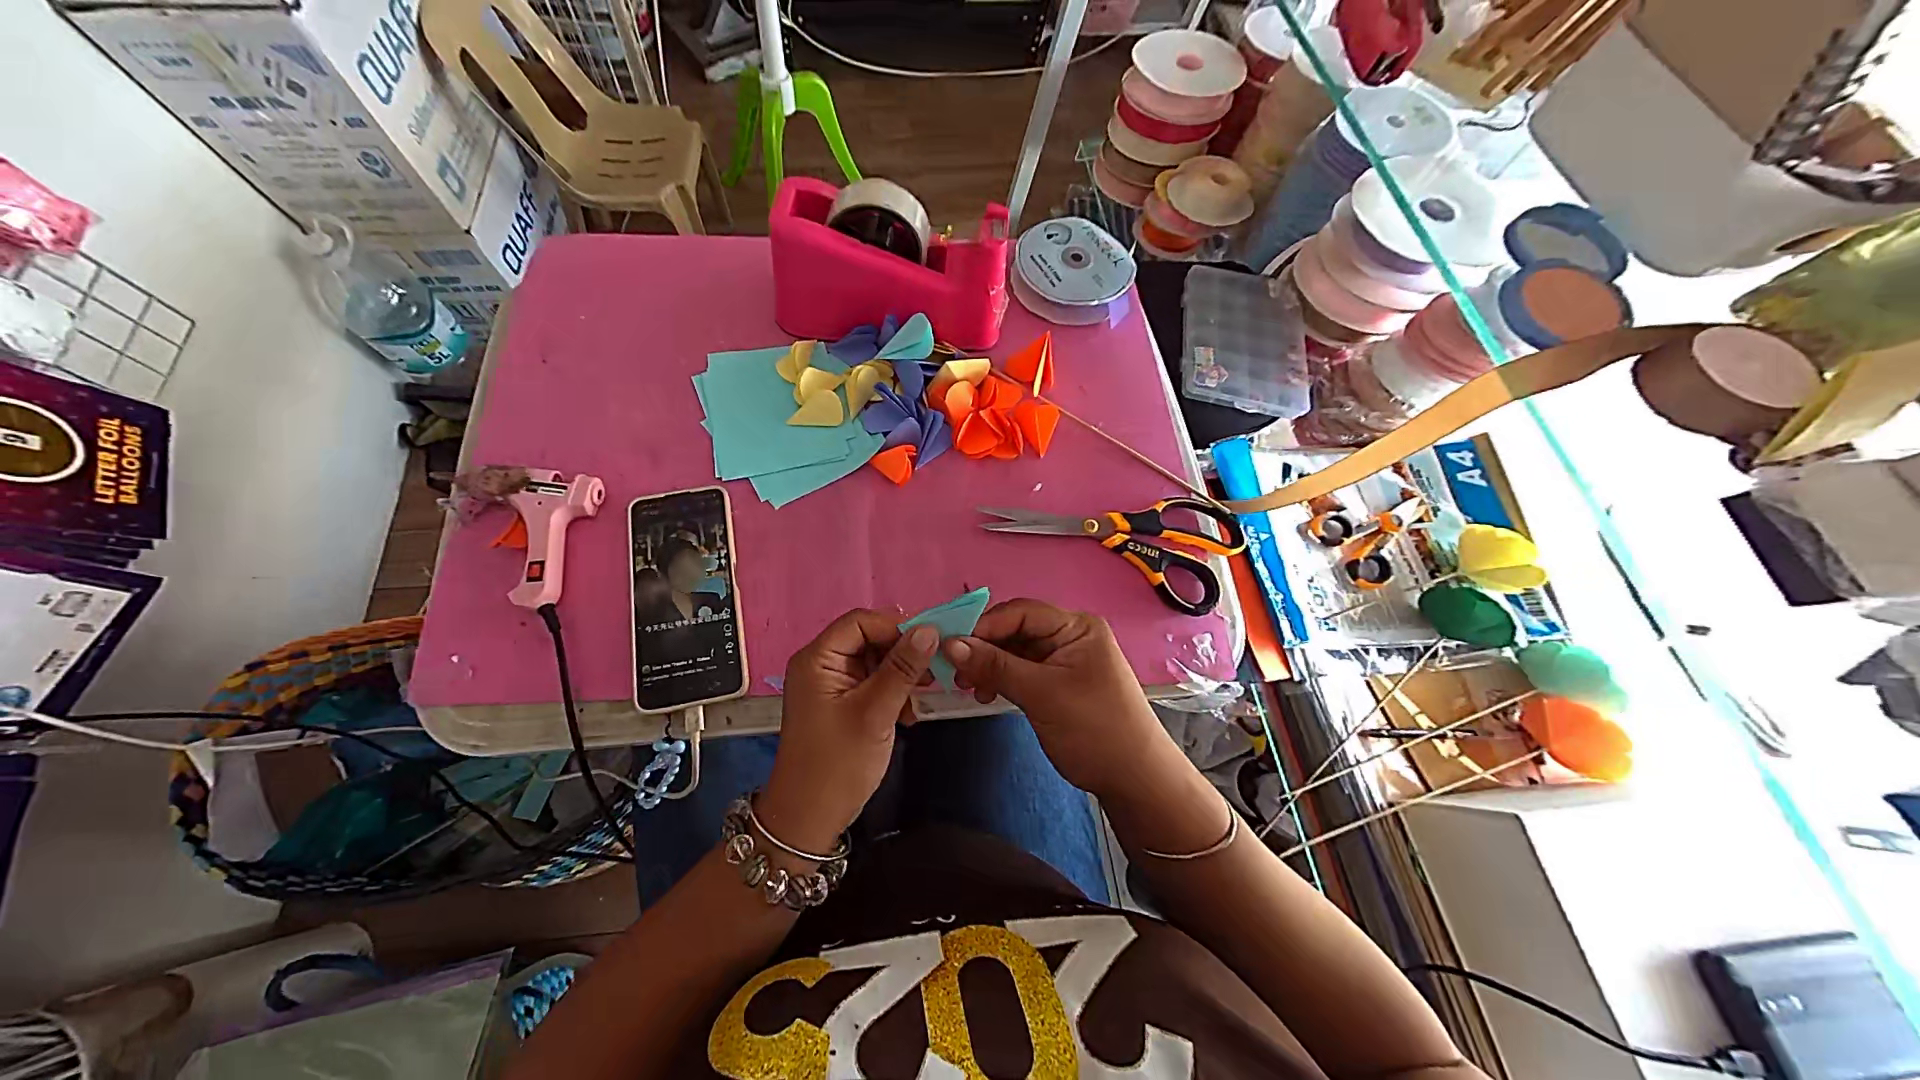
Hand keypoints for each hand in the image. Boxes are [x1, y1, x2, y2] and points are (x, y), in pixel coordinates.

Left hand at [758, 610, 935, 853]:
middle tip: (934, 670)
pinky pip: (873, 682)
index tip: (933, 641)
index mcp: (818, 658)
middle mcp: (821, 664)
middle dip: (903, 652)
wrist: (809, 819)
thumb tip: (929, 630)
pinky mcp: (841, 703)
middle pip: (869, 638)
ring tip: (925, 693)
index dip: (897, 626)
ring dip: (902, 674)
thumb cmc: (837, 764)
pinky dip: (894, 691)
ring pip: (875, 661)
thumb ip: (903, 668)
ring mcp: (831, 684)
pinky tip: (909, 712)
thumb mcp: (874, 712)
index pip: (862, 622)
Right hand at [941, 599, 1185, 800]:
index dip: (984, 626)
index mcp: (1076, 627)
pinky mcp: (1058, 683)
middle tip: (954, 671)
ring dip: (990, 665)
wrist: (1134, 779)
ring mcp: (1065, 660)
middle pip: (1016, 630)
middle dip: (984, 647)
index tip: (949, 645)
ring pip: (1015, 652)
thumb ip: (996, 666)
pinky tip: (986, 694)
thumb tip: (951, 645)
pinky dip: (1002, 679)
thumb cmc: (1094, 729)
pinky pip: (1022, 671)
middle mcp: (1070, 636)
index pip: (1020, 613)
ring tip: (969, 687)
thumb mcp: (1041, 694)